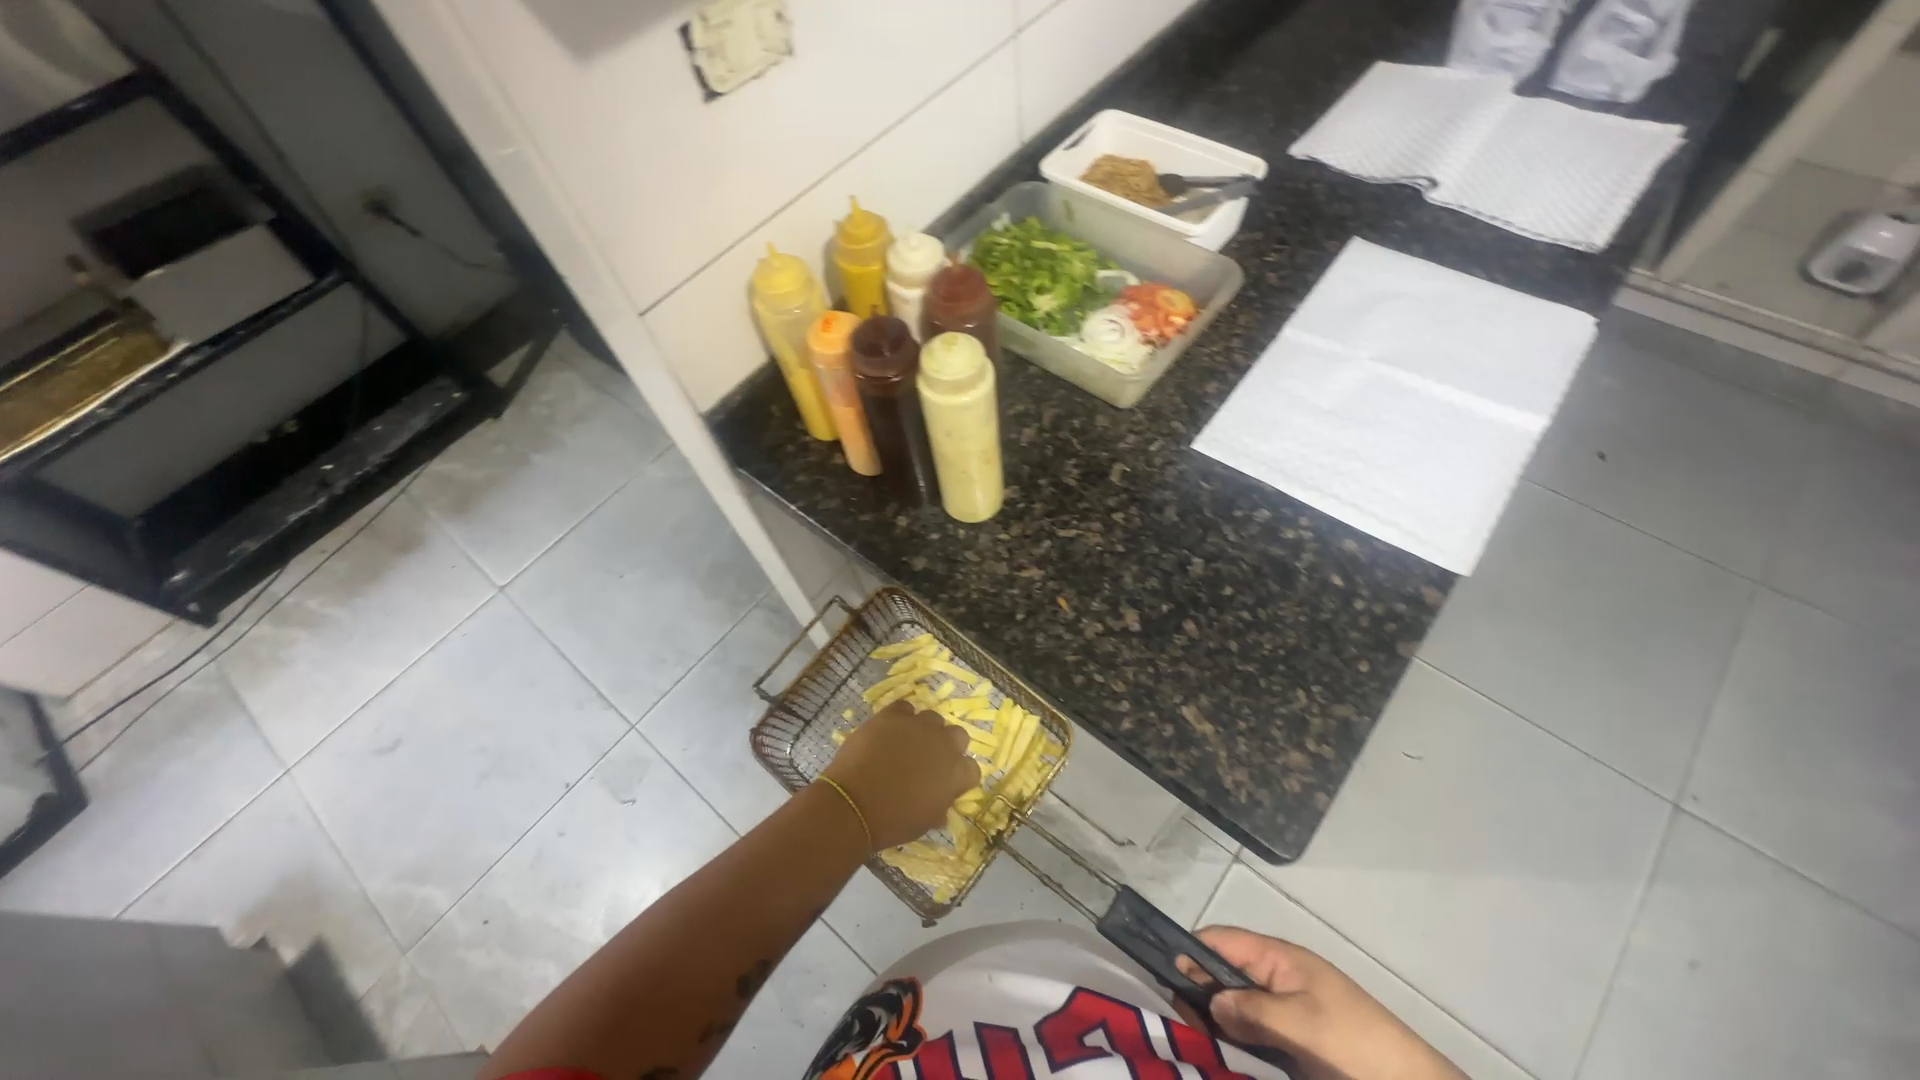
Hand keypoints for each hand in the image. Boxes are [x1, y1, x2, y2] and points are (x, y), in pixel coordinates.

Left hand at [821, 700, 981, 849]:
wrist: (854, 804)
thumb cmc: (892, 821)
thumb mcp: (925, 822)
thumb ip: (940, 806)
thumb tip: (942, 805)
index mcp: (956, 774)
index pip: (972, 768)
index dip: (959, 775)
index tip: (945, 782)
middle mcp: (944, 744)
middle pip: (958, 735)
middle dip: (947, 745)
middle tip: (928, 759)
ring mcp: (918, 726)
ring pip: (932, 718)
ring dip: (924, 730)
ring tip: (906, 743)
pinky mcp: (893, 715)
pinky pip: (904, 708)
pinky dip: (900, 717)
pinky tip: (889, 730)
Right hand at [1183, 927, 1466, 1079]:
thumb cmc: (1355, 1045)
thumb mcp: (1301, 1024)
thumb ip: (1251, 1010)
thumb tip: (1209, 1001)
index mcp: (1279, 959)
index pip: (1220, 940)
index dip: (1189, 952)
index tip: (1161, 978)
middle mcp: (1277, 979)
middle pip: (1220, 975)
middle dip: (1196, 994)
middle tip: (1177, 1025)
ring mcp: (1283, 1012)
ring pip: (1232, 1009)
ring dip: (1212, 1025)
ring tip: (1191, 1045)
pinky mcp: (1289, 1043)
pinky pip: (1248, 1035)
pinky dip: (1232, 1044)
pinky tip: (1217, 1060)